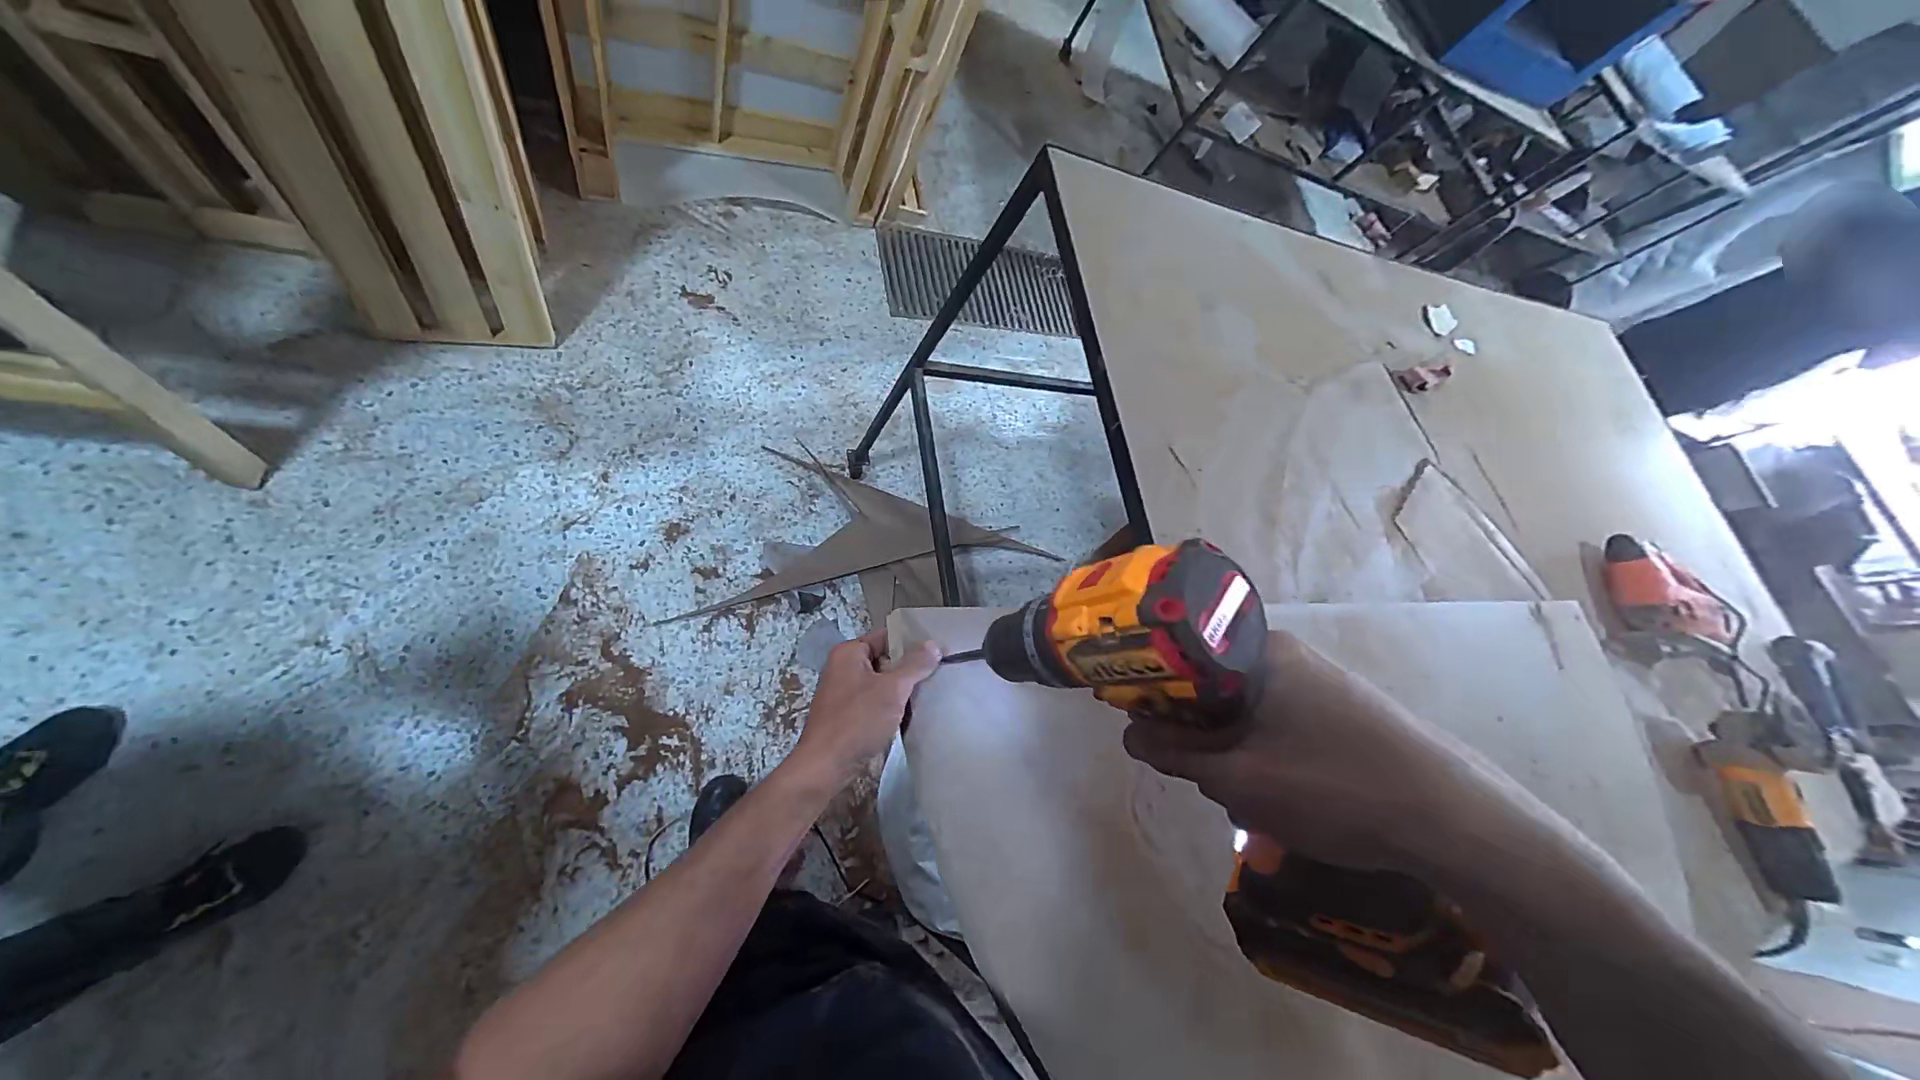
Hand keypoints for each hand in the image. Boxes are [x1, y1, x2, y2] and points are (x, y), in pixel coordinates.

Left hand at [790, 631, 942, 785]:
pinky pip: (875, 701)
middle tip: (939, 672)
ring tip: (931, 691)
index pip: (886, 636)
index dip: (911, 642)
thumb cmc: (857, 721)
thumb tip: (934, 645)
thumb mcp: (892, 690)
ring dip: (902, 688)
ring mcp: (844, 692)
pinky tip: (911, 713)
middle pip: (884, 659)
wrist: (825, 767)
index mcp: (848, 653)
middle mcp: (843, 668)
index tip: (938, 650)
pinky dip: (891, 705)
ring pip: (881, 682)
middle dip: (909, 667)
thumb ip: (914, 665)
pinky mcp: (848, 714)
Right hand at [1122, 630, 1537, 873]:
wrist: (1455, 821)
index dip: (1155, 700)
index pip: (1178, 661)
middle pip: (1210, 691)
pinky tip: (1289, 799)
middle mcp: (1285, 656)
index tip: (1154, 740)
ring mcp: (1317, 683)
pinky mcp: (1340, 712)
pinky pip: (1278, 727)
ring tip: (1257, 801)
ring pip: (1243, 715)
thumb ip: (1174, 753)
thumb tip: (1128, 735)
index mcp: (1256, 652)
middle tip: (1215, 782)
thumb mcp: (1237, 777)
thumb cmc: (1331, 787)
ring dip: (1235, 756)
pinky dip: (1268, 759)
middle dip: (1202, 739)